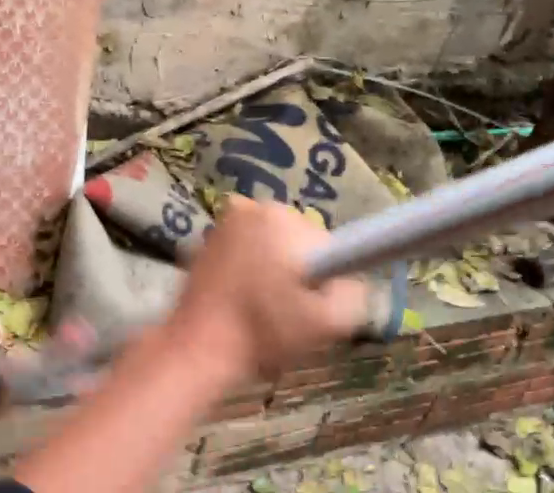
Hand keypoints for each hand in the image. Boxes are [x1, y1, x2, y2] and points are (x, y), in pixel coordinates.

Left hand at [166, 197, 366, 384]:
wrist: (198, 346)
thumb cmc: (262, 331)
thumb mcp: (328, 323)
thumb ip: (354, 293)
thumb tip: (350, 279)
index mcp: (282, 218)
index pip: (327, 246)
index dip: (327, 279)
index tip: (312, 305)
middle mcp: (253, 207)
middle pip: (300, 243)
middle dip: (301, 272)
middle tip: (290, 311)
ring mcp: (226, 219)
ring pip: (274, 246)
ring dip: (275, 271)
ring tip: (263, 308)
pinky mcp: (209, 236)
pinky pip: (248, 249)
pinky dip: (252, 268)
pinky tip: (244, 299)